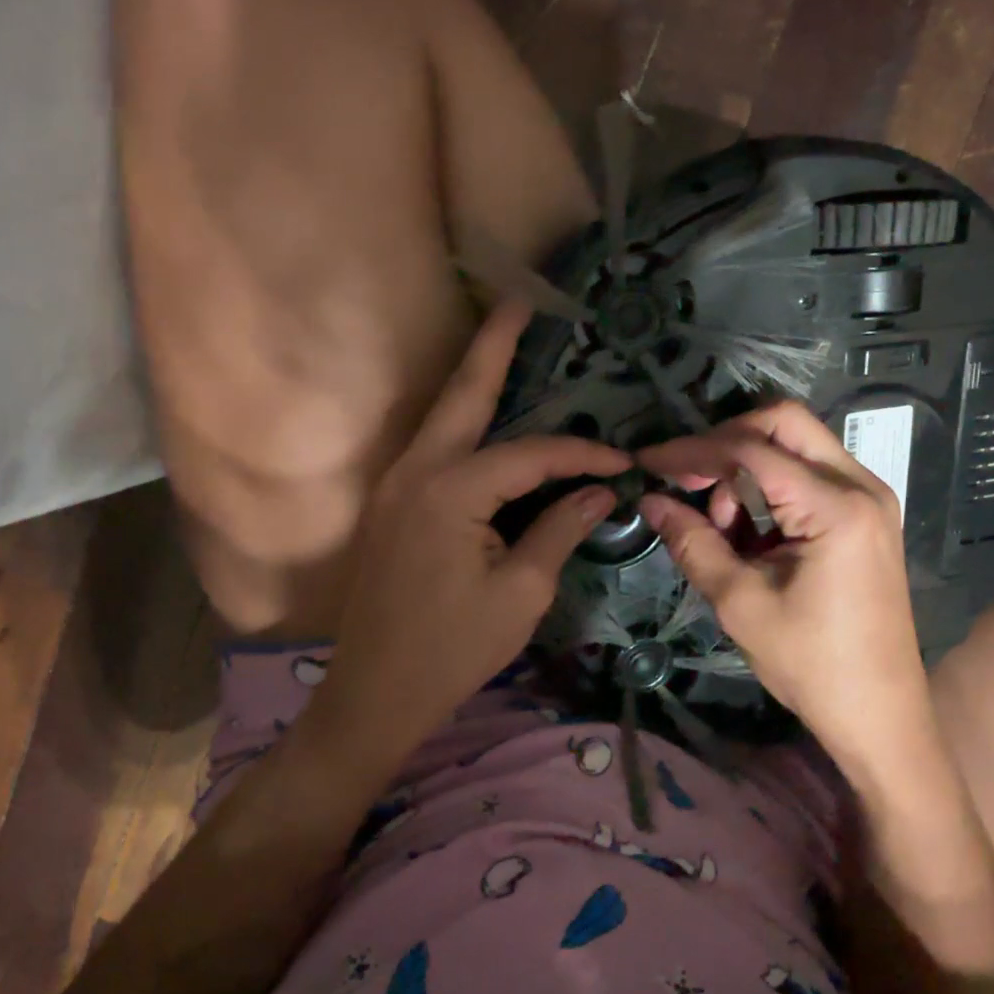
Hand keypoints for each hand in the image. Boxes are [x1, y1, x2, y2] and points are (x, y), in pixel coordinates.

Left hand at [308, 299, 630, 753]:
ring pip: (442, 417)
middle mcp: (415, 471)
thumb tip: (598, 493)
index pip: (530, 453)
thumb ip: (558, 531)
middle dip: (494, 345)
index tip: (620, 462)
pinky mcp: (389, 505)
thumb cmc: (452, 648)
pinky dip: (462, 423)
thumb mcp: (520, 593)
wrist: (374, 693)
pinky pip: (433, 448)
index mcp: (450, 491)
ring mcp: (394, 485)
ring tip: (506, 343)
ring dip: (474, 379)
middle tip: (521, 299)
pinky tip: (484, 420)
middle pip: (463, 394)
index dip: (579, 453)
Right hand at [635, 401, 925, 754]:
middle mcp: (862, 486)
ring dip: (749, 467)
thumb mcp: (740, 604)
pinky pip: (811, 475)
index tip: (646, 461)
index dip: (692, 450)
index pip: (751, 449)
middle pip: (784, 423)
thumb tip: (650, 500)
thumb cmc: (811, 665)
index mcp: (836, 507)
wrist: (881, 714)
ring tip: (721, 525)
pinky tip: (749, 533)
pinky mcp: (866, 517)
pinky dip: (772, 488)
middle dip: (726, 441)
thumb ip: (694, 542)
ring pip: (797, 446)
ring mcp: (870, 499)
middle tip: (688, 479)